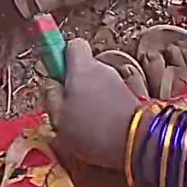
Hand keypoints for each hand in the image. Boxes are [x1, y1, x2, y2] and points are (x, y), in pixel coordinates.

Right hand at [41, 38, 142, 170]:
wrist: (136, 141)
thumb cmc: (91, 128)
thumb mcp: (58, 116)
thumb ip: (50, 94)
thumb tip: (50, 82)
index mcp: (82, 67)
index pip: (73, 45)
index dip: (62, 57)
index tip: (57, 76)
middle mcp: (102, 68)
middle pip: (84, 67)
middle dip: (74, 84)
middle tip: (67, 108)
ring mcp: (118, 81)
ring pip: (96, 83)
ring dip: (88, 98)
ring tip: (83, 123)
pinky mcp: (129, 96)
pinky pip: (108, 96)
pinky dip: (102, 108)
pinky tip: (99, 129)